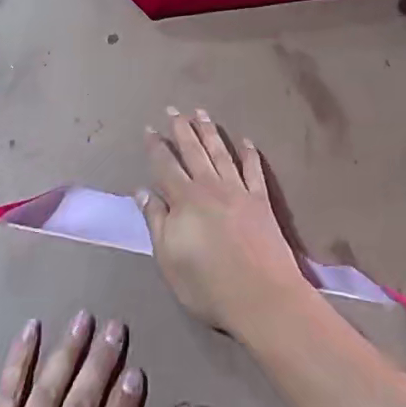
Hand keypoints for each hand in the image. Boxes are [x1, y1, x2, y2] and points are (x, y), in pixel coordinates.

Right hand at [138, 108, 310, 338]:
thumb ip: (156, 221)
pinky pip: (253, 169)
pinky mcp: (262, 201)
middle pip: (193, 151)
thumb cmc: (207, 286)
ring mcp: (239, 191)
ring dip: (210, 131)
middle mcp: (211, 187)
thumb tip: (142, 191)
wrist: (263, 297)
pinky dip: (248, 152)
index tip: (149, 129)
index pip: (165, 165)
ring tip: (201, 112)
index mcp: (185, 200)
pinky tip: (244, 140)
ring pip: (221, 153)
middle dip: (182, 128)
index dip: (156, 146)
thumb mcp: (169, 259)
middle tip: (174, 109)